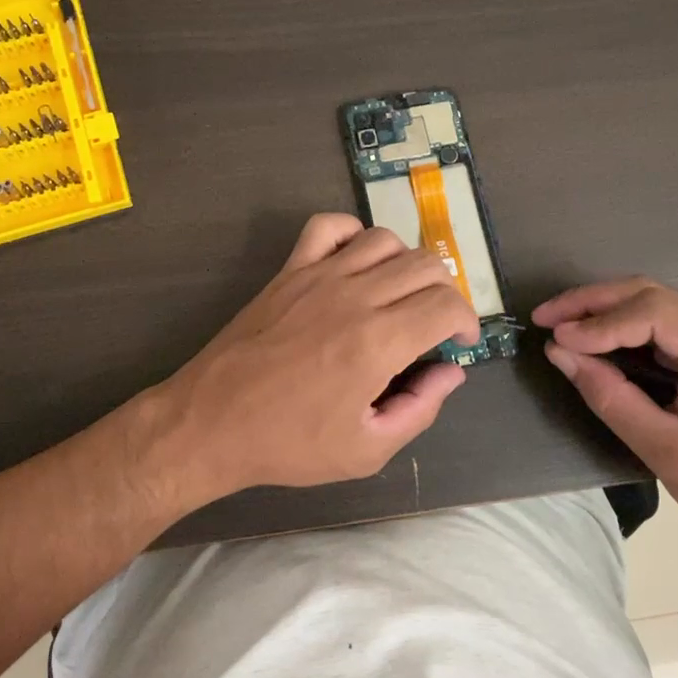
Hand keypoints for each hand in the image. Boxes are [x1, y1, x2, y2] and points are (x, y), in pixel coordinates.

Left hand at [151, 214, 479, 499]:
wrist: (212, 421)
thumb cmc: (289, 443)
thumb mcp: (367, 450)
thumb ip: (419, 408)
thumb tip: (451, 372)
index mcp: (379, 341)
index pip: (447, 303)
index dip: (465, 321)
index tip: (457, 344)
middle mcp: (354, 295)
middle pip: (425, 265)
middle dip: (444, 292)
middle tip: (432, 326)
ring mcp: (318, 275)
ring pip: (385, 239)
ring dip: (406, 263)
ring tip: (398, 295)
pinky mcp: (289, 269)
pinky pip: (328, 226)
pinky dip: (353, 234)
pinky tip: (355, 263)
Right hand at [535, 278, 677, 550]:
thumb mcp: (671, 454)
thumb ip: (614, 400)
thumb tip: (559, 353)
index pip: (657, 315)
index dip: (602, 323)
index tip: (557, 341)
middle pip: (651, 295)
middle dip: (593, 302)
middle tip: (545, 317)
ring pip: (652, 302)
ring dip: (602, 309)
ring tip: (560, 325)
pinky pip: (658, 322)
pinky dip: (618, 324)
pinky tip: (591, 337)